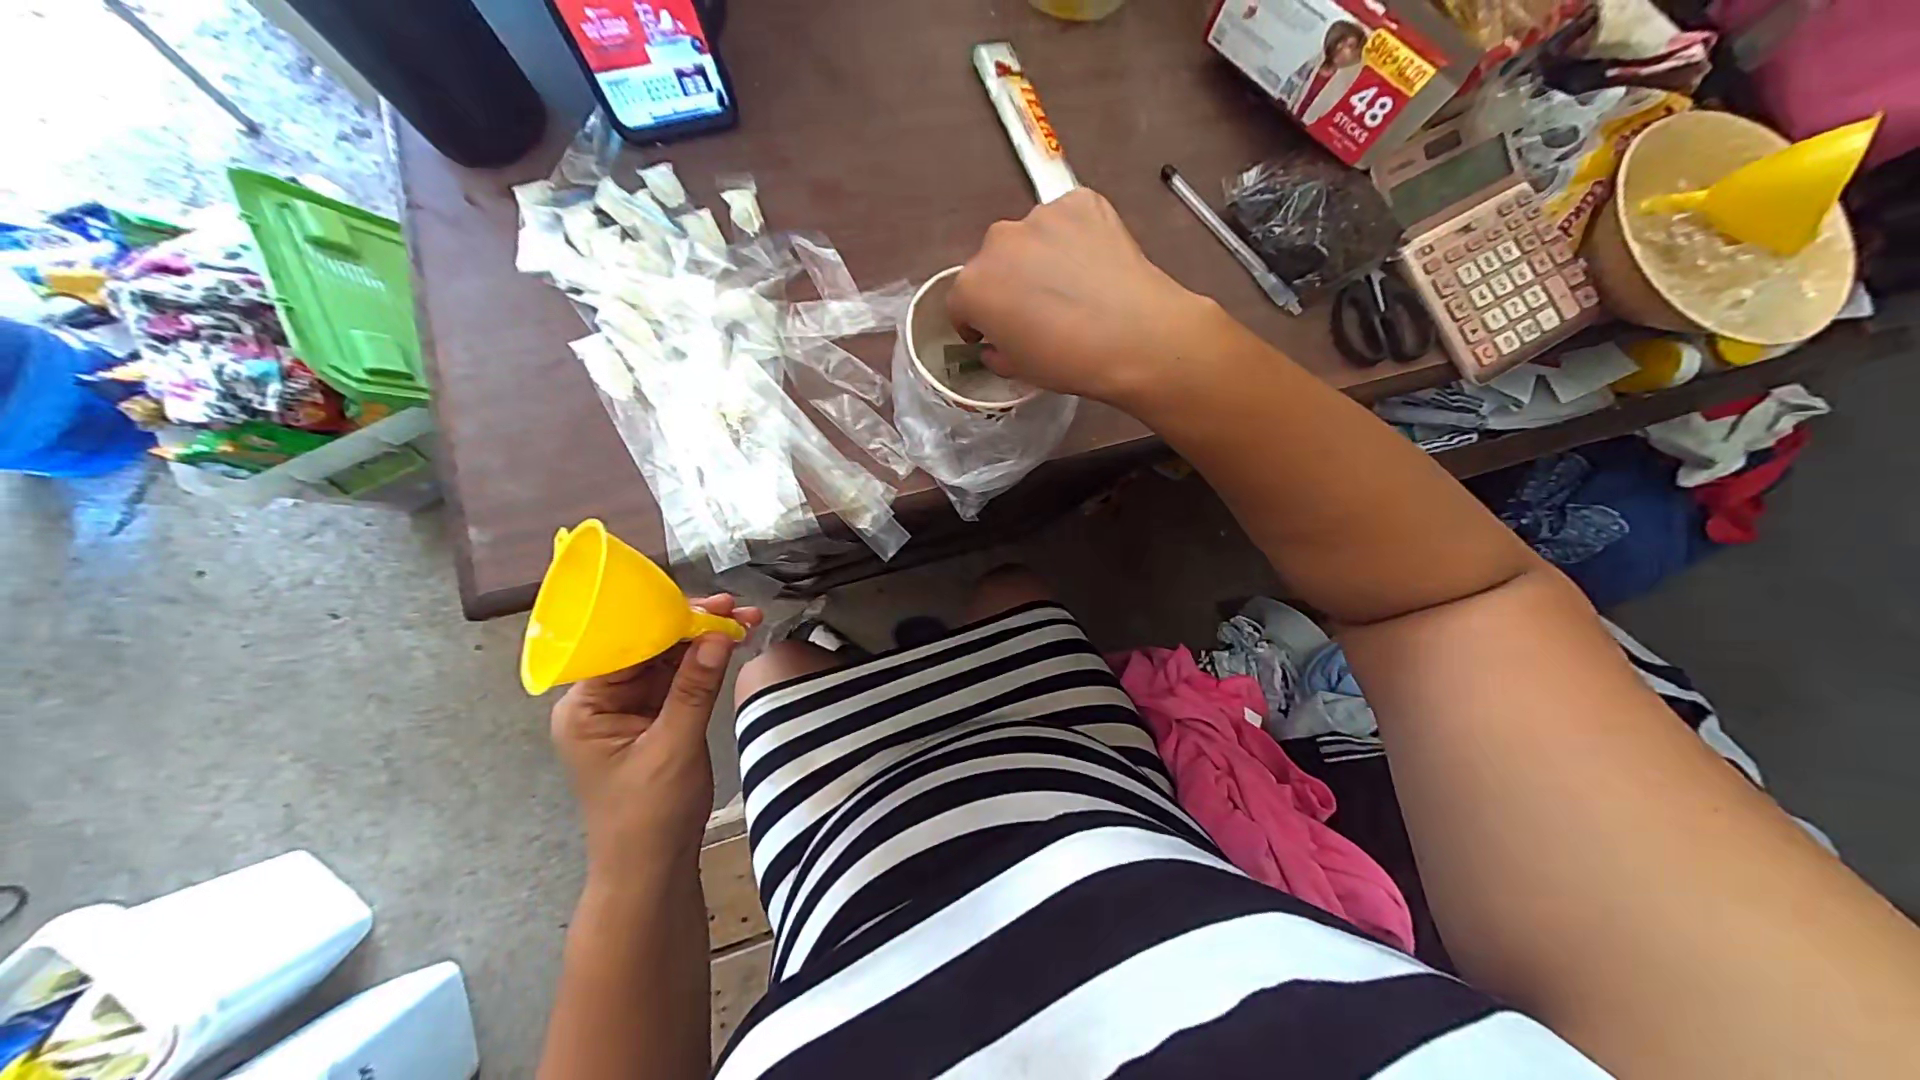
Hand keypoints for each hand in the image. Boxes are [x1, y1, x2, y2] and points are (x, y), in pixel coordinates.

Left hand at [549, 595, 761, 879]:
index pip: (625, 644)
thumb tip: (719, 635)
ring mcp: (627, 708)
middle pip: (647, 646)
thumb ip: (695, 687)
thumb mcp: (674, 747)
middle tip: (737, 611)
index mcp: (585, 705)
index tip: (713, 606)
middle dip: (693, 627)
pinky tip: (730, 646)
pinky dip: (704, 663)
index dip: (668, 619)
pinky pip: (677, 679)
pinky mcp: (652, 717)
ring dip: (704, 641)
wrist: (651, 870)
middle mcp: (602, 700)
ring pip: (666, 659)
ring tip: (744, 622)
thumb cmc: (648, 817)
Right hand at [946, 188, 1220, 405]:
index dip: (975, 321)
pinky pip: (1068, 219)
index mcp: (973, 286)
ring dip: (1040, 256)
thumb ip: (996, 351)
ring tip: (1071, 286)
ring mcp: (1041, 216)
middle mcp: (998, 242)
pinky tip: (1094, 265)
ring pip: (1030, 238)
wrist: (1136, 338)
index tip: (990, 332)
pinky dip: (1076, 237)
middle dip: (1007, 283)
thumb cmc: (1070, 361)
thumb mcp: (1020, 370)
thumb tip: (997, 344)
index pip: (960, 301)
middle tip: (1036, 310)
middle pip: (993, 263)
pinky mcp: (1082, 203)